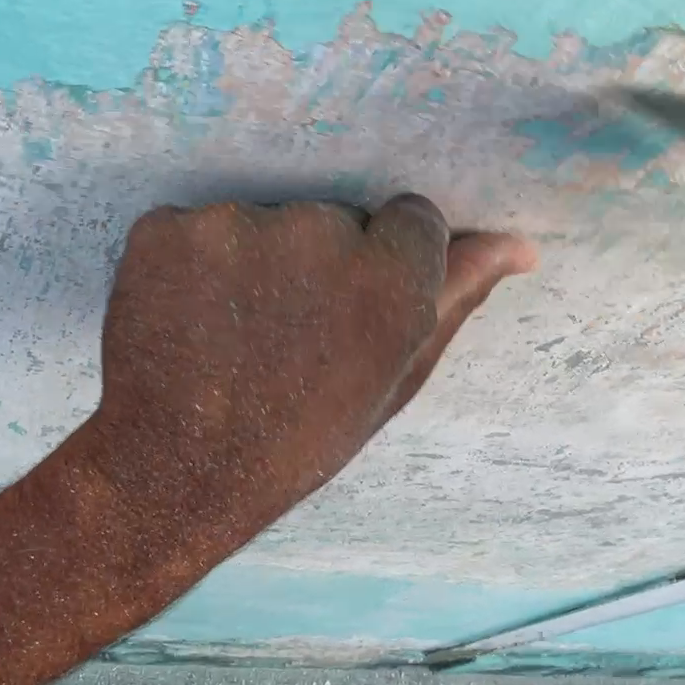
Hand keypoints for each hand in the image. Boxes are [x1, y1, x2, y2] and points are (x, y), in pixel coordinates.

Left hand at [88, 194, 534, 539]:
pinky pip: (192, 227)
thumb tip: (518, 245)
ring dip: (250, 260)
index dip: (380, 264)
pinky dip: (188, 262)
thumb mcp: (390, 382)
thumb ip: (453, 302)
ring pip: (260, 220)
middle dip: (314, 260)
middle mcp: (318, 232)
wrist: (178, 469)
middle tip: (282, 331)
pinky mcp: (166, 227)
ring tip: (230, 329)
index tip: (347, 307)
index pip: (411, 218)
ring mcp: (233, 225)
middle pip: (332, 215)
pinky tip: (184, 316)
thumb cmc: (297, 438)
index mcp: (390, 278)